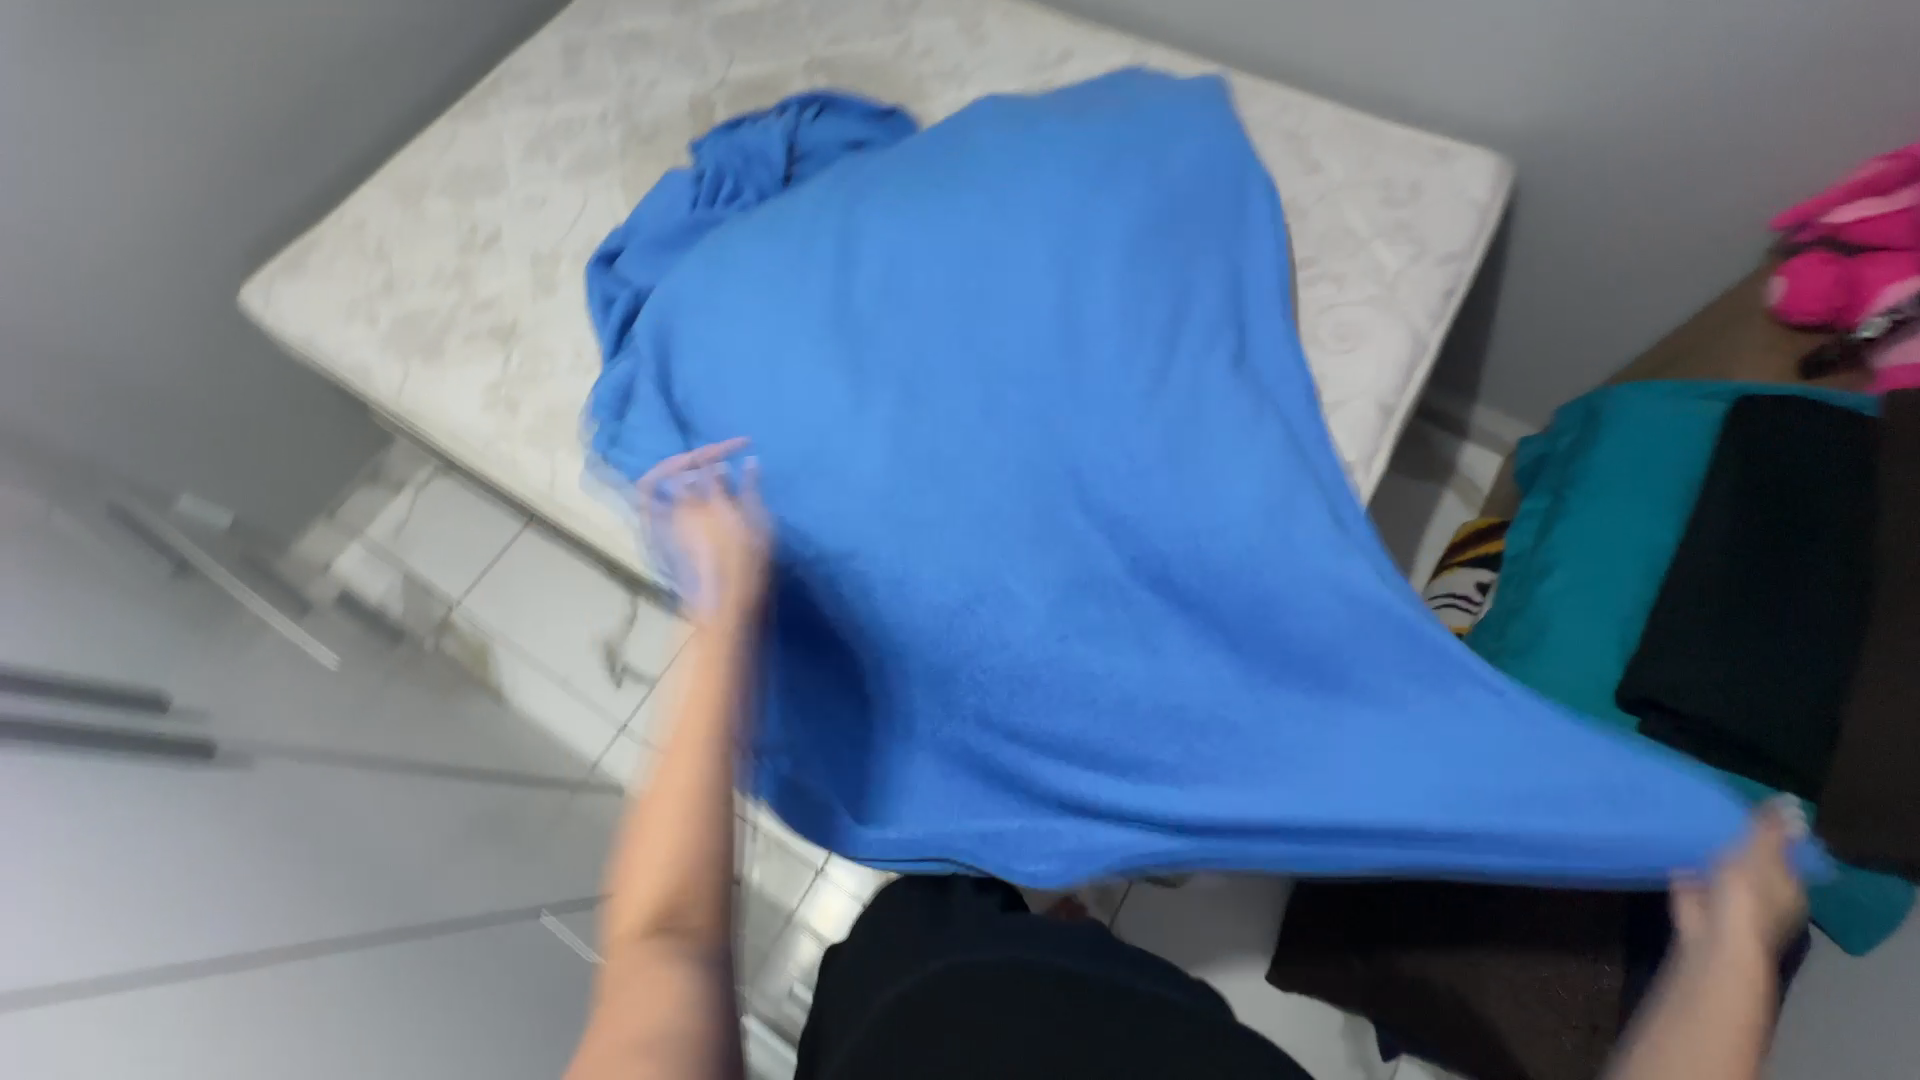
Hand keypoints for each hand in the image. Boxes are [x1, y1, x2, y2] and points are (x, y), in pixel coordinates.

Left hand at [639, 438, 770, 630]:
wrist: (721, 609)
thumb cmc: (748, 570)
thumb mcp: (760, 527)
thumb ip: (750, 491)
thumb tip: (749, 462)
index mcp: (705, 503)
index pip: (706, 462)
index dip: (721, 448)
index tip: (743, 446)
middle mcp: (677, 509)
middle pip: (677, 471)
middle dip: (697, 459)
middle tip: (717, 459)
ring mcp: (663, 524)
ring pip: (657, 486)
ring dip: (675, 474)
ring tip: (698, 475)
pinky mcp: (658, 540)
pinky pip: (651, 506)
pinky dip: (662, 495)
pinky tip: (682, 497)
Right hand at [1670, 800, 1810, 962]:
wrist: (1712, 933)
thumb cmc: (1746, 896)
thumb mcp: (1760, 856)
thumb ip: (1770, 831)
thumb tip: (1790, 800)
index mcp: (1788, 886)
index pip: (1783, 855)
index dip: (1769, 834)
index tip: (1748, 809)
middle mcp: (1763, 894)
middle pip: (1750, 860)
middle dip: (1734, 840)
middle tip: (1713, 809)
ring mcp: (1728, 898)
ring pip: (1719, 866)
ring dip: (1707, 850)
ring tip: (1688, 819)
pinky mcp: (1697, 898)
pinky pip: (1691, 872)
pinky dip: (1683, 859)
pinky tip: (1669, 840)